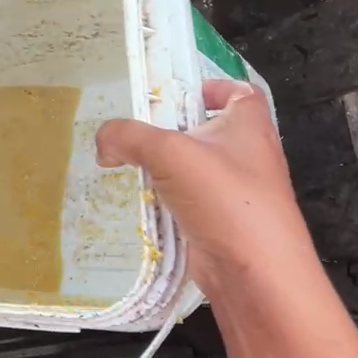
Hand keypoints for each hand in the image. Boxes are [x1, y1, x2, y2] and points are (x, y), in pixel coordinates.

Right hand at [95, 80, 320, 299]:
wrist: (253, 271)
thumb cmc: (225, 199)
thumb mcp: (168, 151)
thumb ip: (127, 136)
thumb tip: (104, 142)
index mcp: (249, 126)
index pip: (238, 92)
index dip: (211, 86)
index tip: (177, 94)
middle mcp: (246, 154)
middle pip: (206, 129)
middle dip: (170, 128)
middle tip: (134, 130)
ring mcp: (234, 190)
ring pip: (192, 166)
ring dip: (162, 165)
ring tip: (128, 164)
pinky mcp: (218, 219)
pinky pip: (185, 198)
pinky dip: (163, 196)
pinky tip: (140, 199)